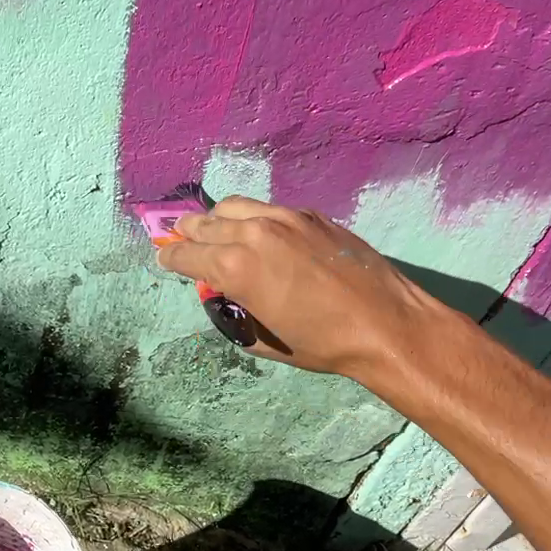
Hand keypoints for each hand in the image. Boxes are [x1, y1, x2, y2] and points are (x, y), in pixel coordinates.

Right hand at [155, 195, 454, 381]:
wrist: (387, 325)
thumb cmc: (323, 344)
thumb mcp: (265, 339)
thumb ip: (234, 313)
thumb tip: (224, 296)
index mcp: (234, 268)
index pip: (185, 254)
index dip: (169, 257)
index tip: (163, 258)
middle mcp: (252, 233)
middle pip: (202, 224)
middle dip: (187, 234)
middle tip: (182, 241)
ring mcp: (283, 218)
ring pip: (232, 207)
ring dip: (216, 219)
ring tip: (216, 230)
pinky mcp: (308, 214)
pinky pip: (266, 208)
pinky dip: (251, 218)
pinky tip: (259, 232)